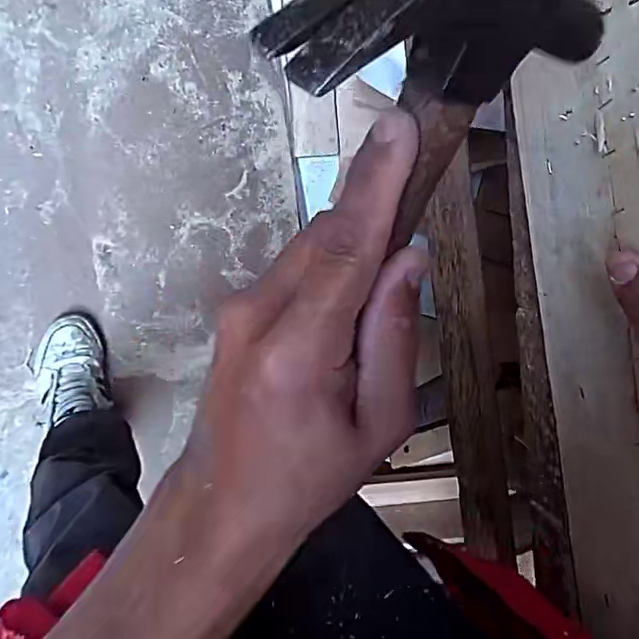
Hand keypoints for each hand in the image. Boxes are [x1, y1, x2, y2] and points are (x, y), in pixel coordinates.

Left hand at [160, 110, 428, 560]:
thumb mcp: (380, 424)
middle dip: (377, 198)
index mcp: (297, 351)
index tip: (398, 129)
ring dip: (361, 232)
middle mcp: (257, 313)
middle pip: (330, 233)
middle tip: (418, 163)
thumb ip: (396, 337)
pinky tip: (362, 279)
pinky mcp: (239, 306)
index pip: (347, 248)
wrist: (220, 510)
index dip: (376, 183)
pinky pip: (302, 262)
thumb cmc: (308, 479)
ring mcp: (239, 306)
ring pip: (315, 242)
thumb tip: (409, 260)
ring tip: (394, 252)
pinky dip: (340, 253)